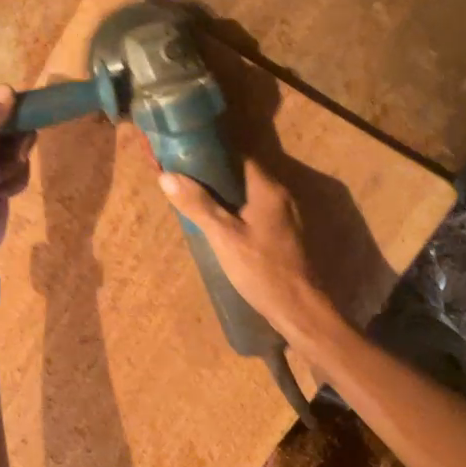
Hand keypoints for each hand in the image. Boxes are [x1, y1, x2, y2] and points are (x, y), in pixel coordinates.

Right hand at [159, 160, 329, 333]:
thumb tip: (167, 176)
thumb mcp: (223, 237)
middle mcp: (282, 197)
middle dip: (216, 178)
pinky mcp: (285, 236)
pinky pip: (257, 213)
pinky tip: (221, 227)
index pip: (240, 157)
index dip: (213, 156)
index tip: (187, 159)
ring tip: (197, 204)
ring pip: (250, 196)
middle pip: (245, 176)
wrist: (298, 310)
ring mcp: (287, 218)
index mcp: (268, 190)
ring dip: (227, 198)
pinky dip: (238, 213)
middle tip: (186, 183)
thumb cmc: (261, 271)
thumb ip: (197, 205)